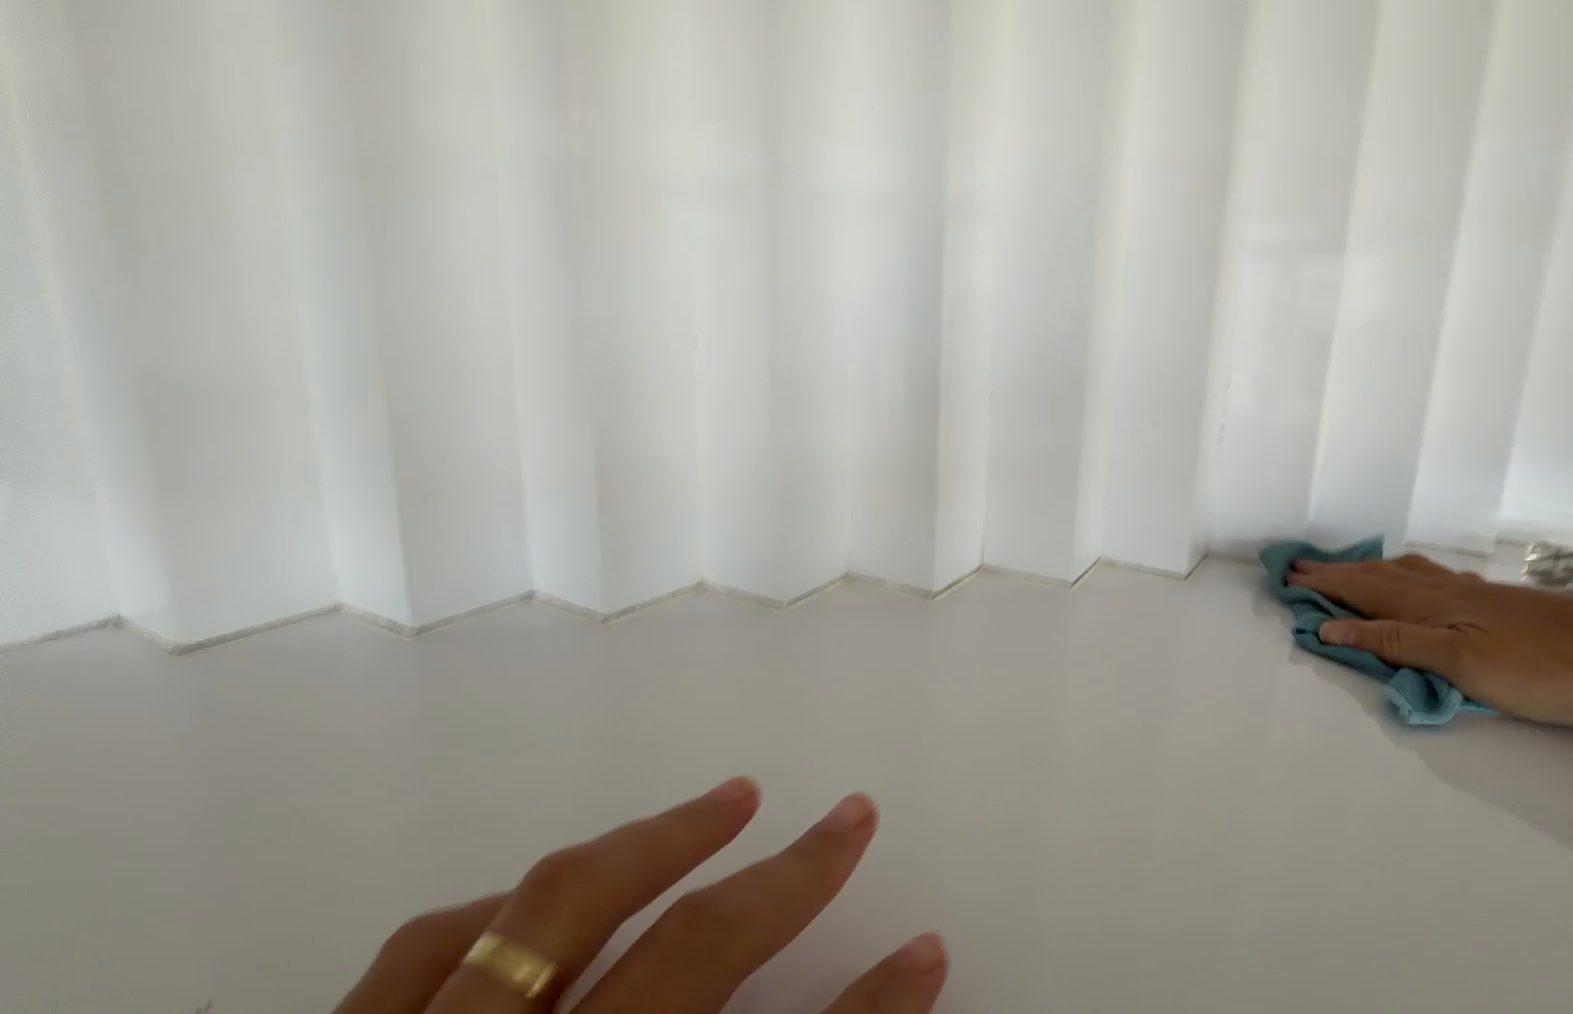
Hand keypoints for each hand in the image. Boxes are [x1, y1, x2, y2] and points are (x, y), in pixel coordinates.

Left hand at [334, 779, 945, 1013]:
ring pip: (557, 911)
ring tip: (729, 797)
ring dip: (659, 843)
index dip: (874, 1010)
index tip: (928, 953)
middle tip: (848, 818)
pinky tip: (548, 890)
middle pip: (690, 961)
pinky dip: (504, 909)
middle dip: (788, 882)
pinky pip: (427, 952)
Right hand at [1287, 554, 1572, 728]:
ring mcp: (1479, 596)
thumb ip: (1396, 642)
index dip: (1323, 587)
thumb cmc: (1550, 670)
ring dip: (1371, 570)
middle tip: (1300, 567)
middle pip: (1380, 576)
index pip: (1363, 592)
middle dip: (1337, 572)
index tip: (1286, 579)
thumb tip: (1331, 626)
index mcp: (1433, 607)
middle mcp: (1449, 592)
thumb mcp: (1464, 664)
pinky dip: (1411, 576)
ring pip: (1409, 575)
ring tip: (1349, 566)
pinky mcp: (1505, 605)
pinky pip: (1437, 581)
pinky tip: (1423, 580)